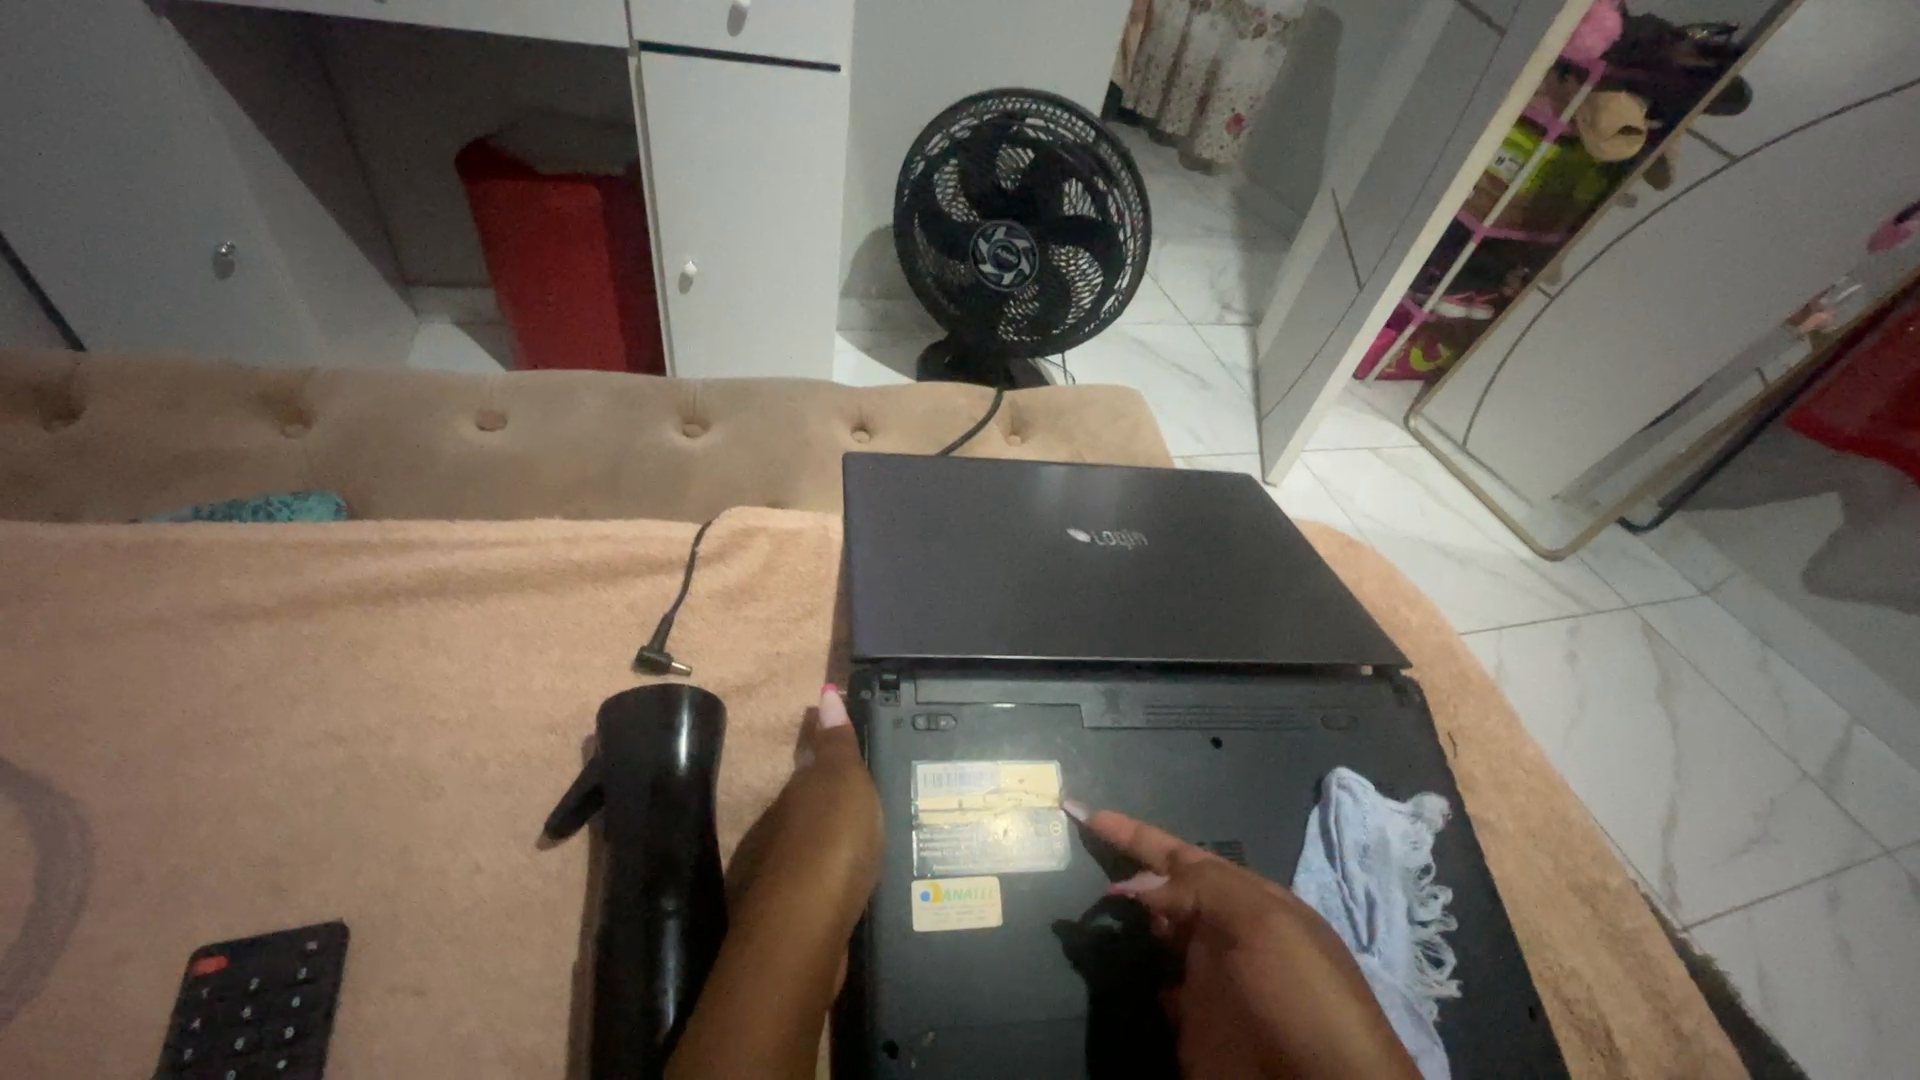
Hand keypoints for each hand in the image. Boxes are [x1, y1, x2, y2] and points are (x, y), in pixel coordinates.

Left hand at [668, 685, 881, 1079]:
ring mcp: (778, 877)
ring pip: (807, 851)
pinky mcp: (790, 918)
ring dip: (830, 847)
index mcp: (794, 795)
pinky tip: (850, 889)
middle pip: (805, 810)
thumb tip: (823, 691)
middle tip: (868, 804)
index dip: (827, 756)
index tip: (847, 752)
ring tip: (867, 848)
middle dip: (830, 806)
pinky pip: (814, 888)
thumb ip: (836, 743)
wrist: (806, 929)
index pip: (809, 766)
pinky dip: (830, 883)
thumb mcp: (843, 781)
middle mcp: (778, 832)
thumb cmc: (831, 841)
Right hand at [1070, 804, 1418, 1079]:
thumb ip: (1200, 890)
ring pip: (1154, 937)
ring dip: (1124, 923)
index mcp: (1246, 900)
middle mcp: (1223, 934)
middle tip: (1076, 863)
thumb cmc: (1302, 997)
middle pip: (1162, 892)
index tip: (1086, 812)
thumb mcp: (1265, 924)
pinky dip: (1133, 976)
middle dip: (1124, 872)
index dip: (1134, 834)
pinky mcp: (1195, 1030)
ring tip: (1083, 915)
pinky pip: (1153, 989)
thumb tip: (1134, 884)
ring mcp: (1209, 982)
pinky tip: (1113, 971)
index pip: (1180, 855)